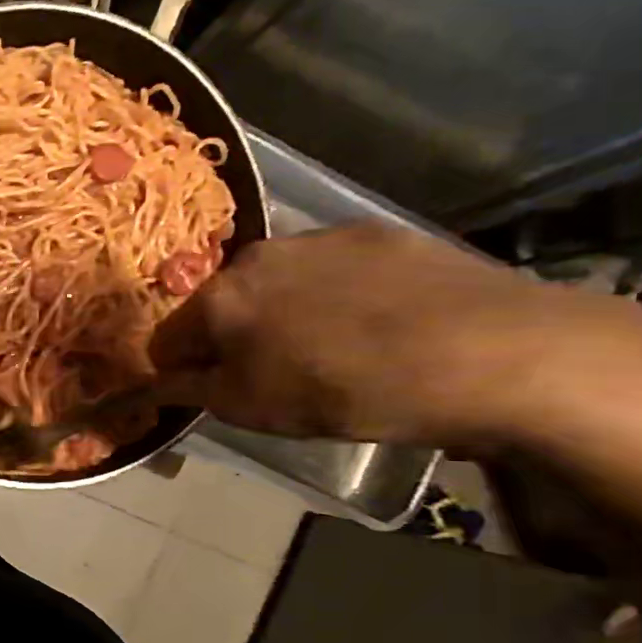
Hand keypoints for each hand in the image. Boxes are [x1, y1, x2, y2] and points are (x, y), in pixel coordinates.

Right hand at [148, 225, 641, 446]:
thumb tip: (153, 383)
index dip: (178, 371)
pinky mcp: (377, 234)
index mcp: (218, 298)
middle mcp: (257, 256)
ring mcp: (320, 238)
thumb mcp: (251, 408)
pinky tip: (374, 325)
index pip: (166, 338)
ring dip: (280, 314)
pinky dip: (332, 295)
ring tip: (329, 349)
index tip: (206, 393)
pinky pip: (330, 269)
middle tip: (270, 375)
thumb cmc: (345, 391)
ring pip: (275, 283)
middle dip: (230, 337)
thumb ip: (190, 390)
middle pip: (220, 303)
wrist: (488, 354)